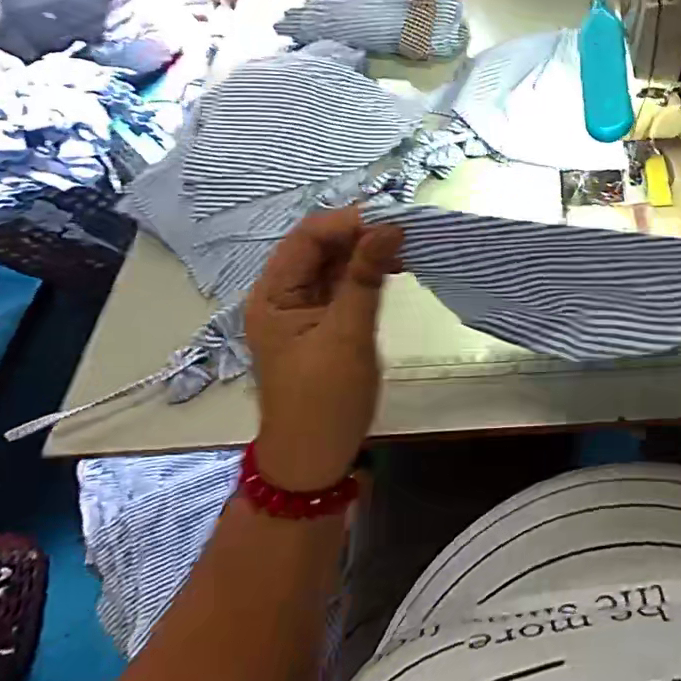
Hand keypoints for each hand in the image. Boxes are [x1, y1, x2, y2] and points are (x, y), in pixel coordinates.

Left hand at [243, 207, 403, 490]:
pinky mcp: (323, 320)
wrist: (315, 459)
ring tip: (406, 248)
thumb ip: (366, 276)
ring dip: (368, 250)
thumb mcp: (348, 334)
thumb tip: (391, 226)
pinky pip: (344, 282)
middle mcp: (283, 293)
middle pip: (320, 245)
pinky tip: (395, 268)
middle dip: (361, 233)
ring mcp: (303, 306)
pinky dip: (368, 271)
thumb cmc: (325, 399)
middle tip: (406, 234)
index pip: (307, 237)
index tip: (393, 221)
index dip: (348, 222)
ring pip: (335, 261)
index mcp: (274, 294)